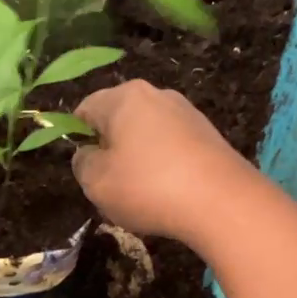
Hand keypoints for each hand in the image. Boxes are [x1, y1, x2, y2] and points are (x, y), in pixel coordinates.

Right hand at [72, 81, 266, 248]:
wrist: (221, 202)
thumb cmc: (147, 187)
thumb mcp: (96, 182)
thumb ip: (82, 163)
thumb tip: (87, 154)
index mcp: (124, 97)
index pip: (85, 108)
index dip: (75, 136)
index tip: (81, 167)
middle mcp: (157, 95)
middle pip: (119, 121)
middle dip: (110, 150)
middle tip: (108, 186)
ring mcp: (187, 113)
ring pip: (146, 137)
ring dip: (137, 162)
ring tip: (140, 196)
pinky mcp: (208, 136)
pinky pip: (171, 149)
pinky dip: (163, 168)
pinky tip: (167, 196)